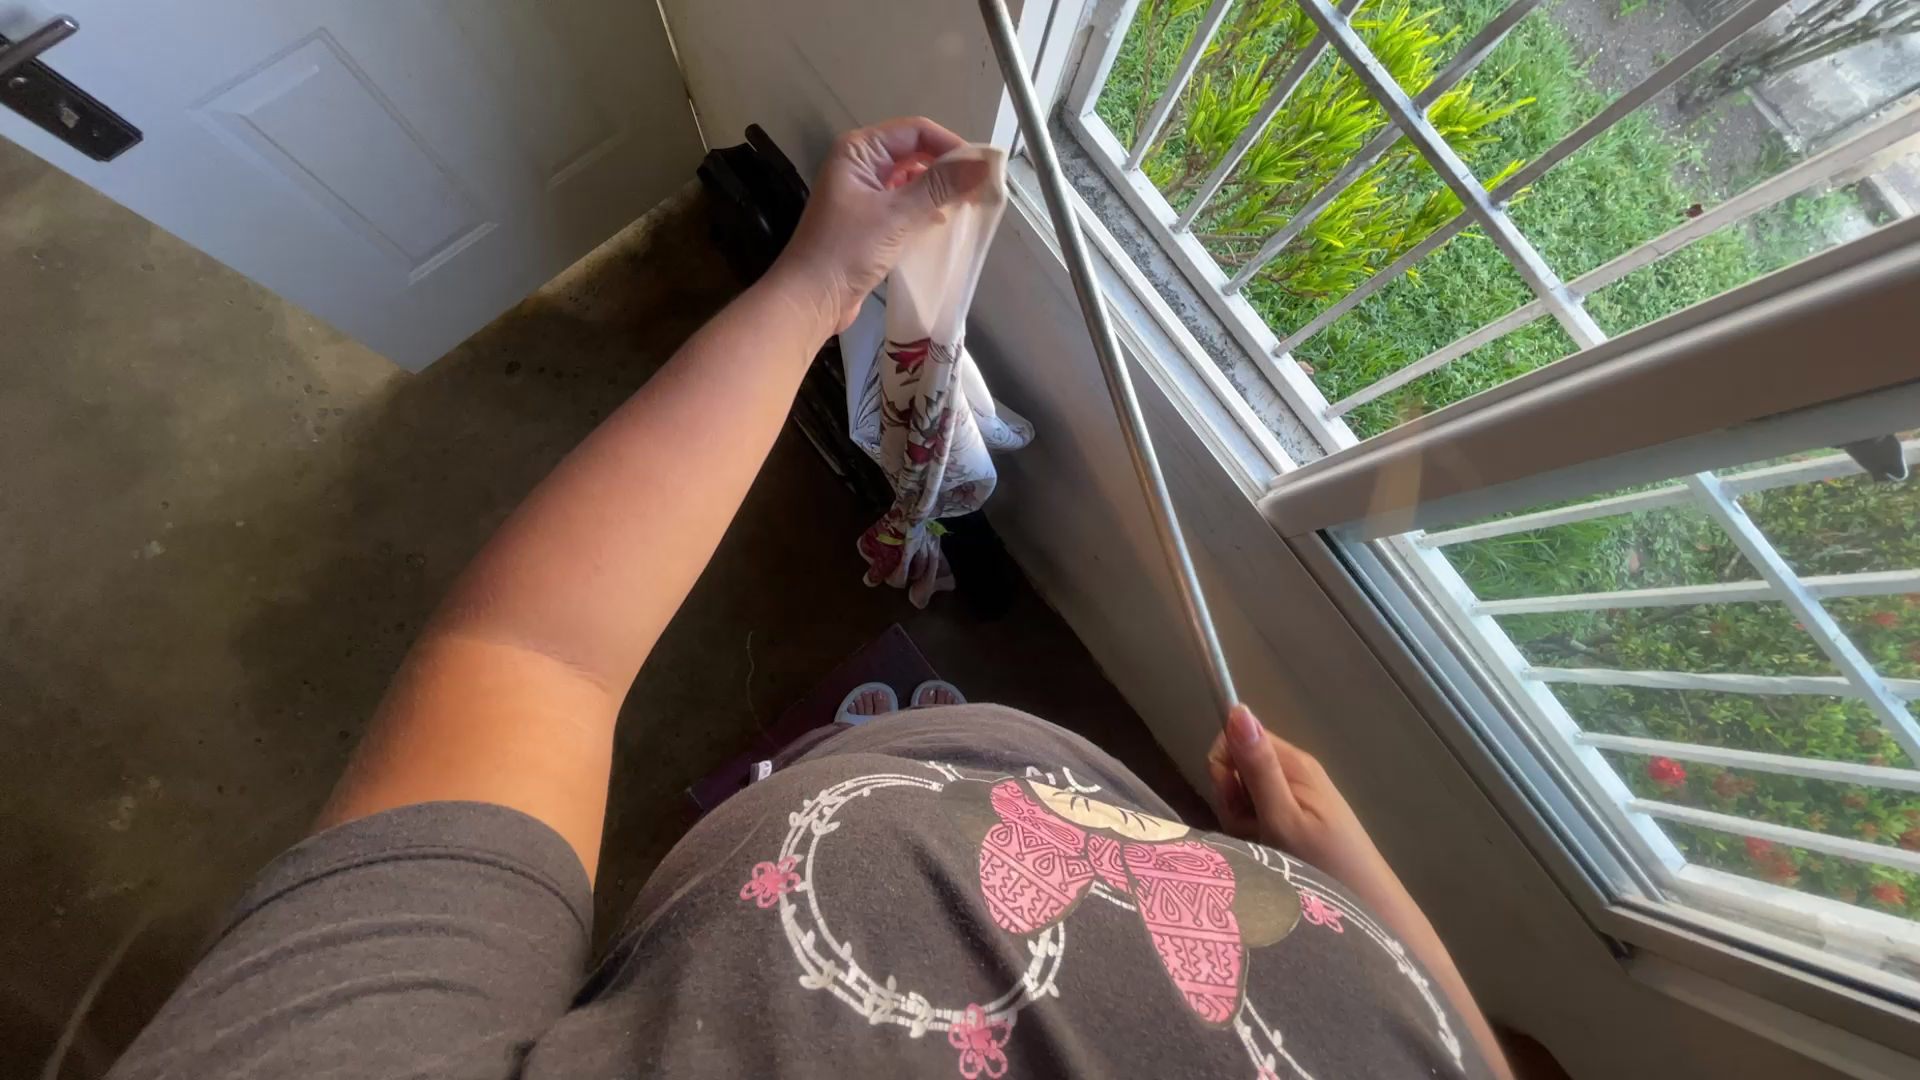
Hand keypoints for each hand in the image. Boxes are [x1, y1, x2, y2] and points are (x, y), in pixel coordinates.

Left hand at [770, 117, 993, 332]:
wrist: (811, 299)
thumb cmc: (847, 251)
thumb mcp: (896, 215)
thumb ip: (939, 187)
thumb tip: (983, 165)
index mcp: (860, 151)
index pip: (916, 132)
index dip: (951, 145)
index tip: (982, 168)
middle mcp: (861, 166)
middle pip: (915, 155)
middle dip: (948, 169)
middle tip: (981, 190)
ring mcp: (864, 196)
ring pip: (911, 183)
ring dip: (938, 192)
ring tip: (968, 207)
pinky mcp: (869, 225)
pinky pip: (904, 208)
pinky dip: (925, 213)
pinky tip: (943, 225)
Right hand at [1211, 705, 1517, 1079]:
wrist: (1374, 919)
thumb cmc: (1327, 868)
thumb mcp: (1283, 819)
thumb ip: (1257, 767)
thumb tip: (1237, 708)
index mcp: (1294, 763)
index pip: (1235, 737)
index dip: (1224, 768)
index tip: (1235, 800)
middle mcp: (1294, 772)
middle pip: (1236, 768)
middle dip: (1232, 801)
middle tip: (1254, 832)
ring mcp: (1296, 797)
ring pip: (1242, 796)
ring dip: (1242, 823)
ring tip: (1266, 850)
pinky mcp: (1297, 820)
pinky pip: (1257, 816)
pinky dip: (1254, 836)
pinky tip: (1271, 857)